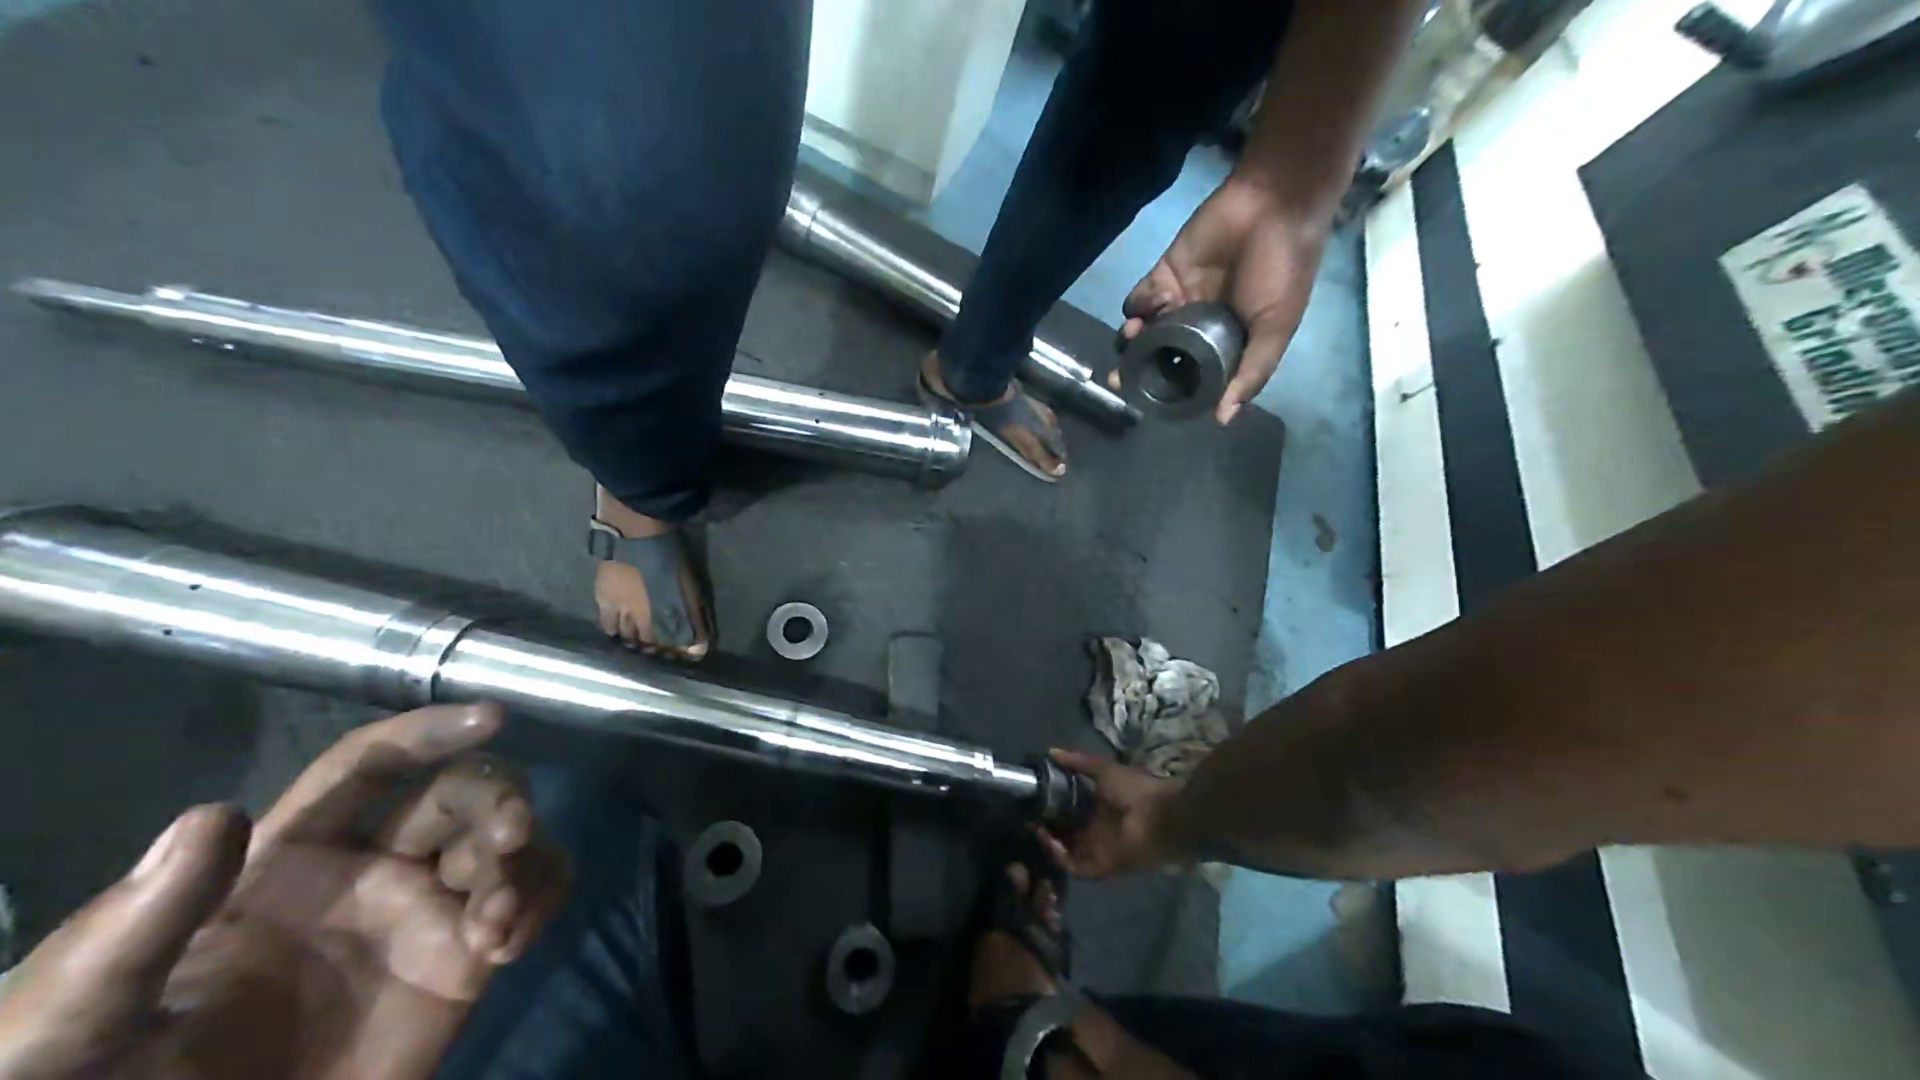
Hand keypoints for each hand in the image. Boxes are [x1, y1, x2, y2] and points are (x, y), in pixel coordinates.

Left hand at [0, 704, 568, 1079]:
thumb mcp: (71, 1031)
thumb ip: (128, 934)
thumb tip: (213, 818)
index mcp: (293, 858)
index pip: (372, 764)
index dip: (430, 731)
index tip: (491, 716)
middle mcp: (376, 867)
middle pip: (462, 791)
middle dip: (499, 800)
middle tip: (509, 840)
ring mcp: (429, 911)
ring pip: (511, 838)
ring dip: (525, 861)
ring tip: (500, 926)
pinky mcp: (469, 958)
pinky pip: (536, 892)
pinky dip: (544, 897)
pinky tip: (511, 945)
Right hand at [1036, 750, 1185, 878]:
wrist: (1162, 815)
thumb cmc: (1136, 790)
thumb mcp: (1104, 769)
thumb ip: (1078, 762)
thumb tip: (1051, 751)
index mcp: (1098, 809)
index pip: (1069, 812)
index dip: (1051, 808)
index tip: (1034, 799)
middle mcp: (1096, 831)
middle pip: (1064, 834)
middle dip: (1046, 827)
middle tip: (1029, 816)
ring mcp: (1098, 850)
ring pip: (1065, 852)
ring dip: (1049, 842)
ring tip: (1036, 827)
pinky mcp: (1100, 867)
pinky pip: (1074, 866)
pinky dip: (1059, 855)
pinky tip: (1048, 838)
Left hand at [1121, 176, 1329, 424]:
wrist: (1275, 203)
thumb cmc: (1284, 270)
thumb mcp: (1276, 328)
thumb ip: (1250, 373)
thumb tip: (1223, 419)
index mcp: (1225, 345)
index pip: (1190, 378)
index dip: (1169, 392)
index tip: (1149, 404)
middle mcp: (1197, 328)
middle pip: (1158, 358)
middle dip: (1137, 371)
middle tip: (1120, 381)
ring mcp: (1178, 301)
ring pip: (1142, 332)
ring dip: (1131, 342)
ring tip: (1133, 342)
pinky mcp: (1163, 276)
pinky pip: (1139, 300)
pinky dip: (1135, 309)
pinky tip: (1141, 313)